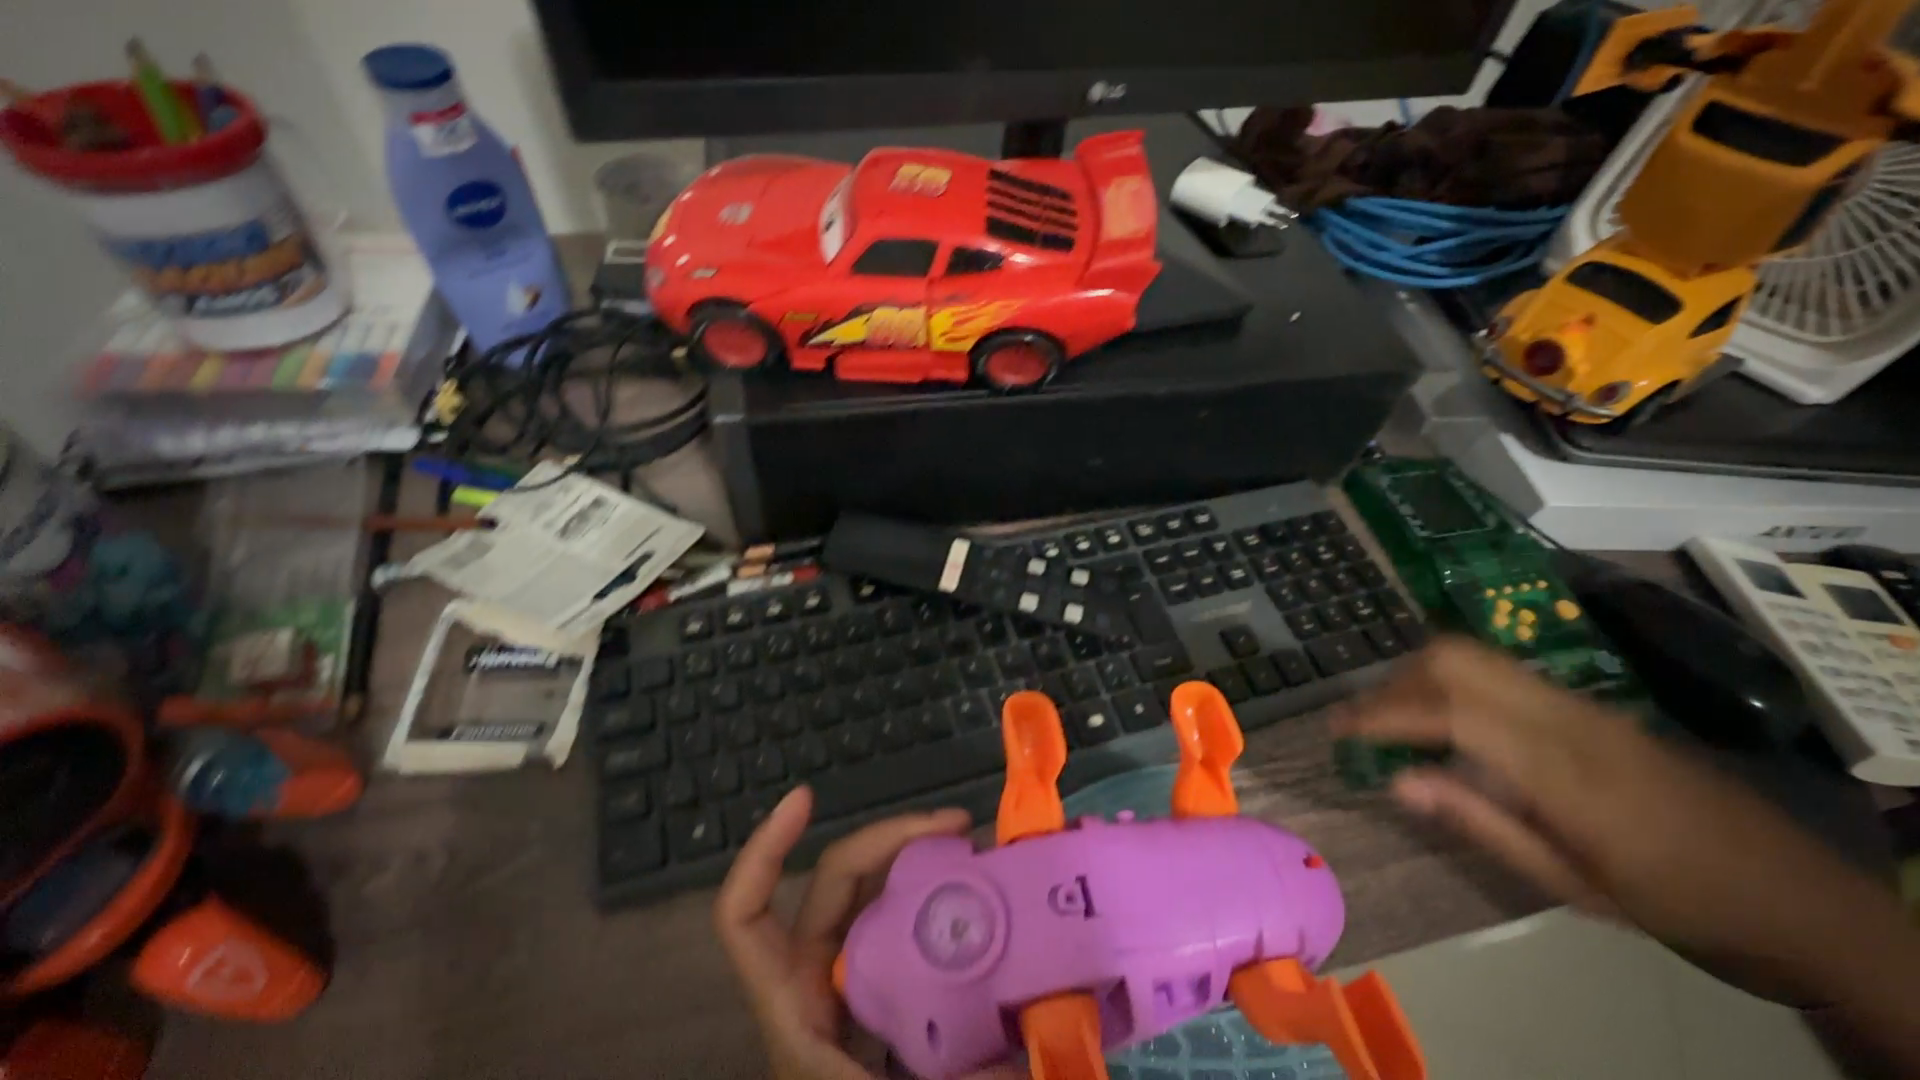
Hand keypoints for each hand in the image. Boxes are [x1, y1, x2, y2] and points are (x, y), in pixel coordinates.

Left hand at [715, 787, 1028, 1079]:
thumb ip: (971, 1075)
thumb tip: (1047, 1042)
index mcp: (797, 1017)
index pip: (746, 918)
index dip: (764, 852)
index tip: (806, 798)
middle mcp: (819, 995)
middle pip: (832, 893)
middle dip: (888, 842)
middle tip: (959, 825)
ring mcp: (856, 999)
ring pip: (876, 908)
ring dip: (918, 869)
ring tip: (978, 851)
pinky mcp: (893, 1009)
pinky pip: (910, 939)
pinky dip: (941, 910)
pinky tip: (986, 904)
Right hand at [1329, 638, 1918, 1012]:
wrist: (1789, 892)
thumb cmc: (1673, 903)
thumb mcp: (1569, 884)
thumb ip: (1480, 823)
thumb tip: (1398, 781)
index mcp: (1560, 768)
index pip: (1448, 712)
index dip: (1381, 712)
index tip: (1334, 727)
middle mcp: (1567, 716)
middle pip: (1458, 657)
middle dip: (1395, 679)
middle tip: (1359, 720)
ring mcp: (1583, 704)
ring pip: (1479, 656)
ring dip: (1422, 676)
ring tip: (1390, 719)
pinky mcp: (1592, 706)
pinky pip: (1505, 674)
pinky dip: (1456, 683)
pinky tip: (1447, 724)